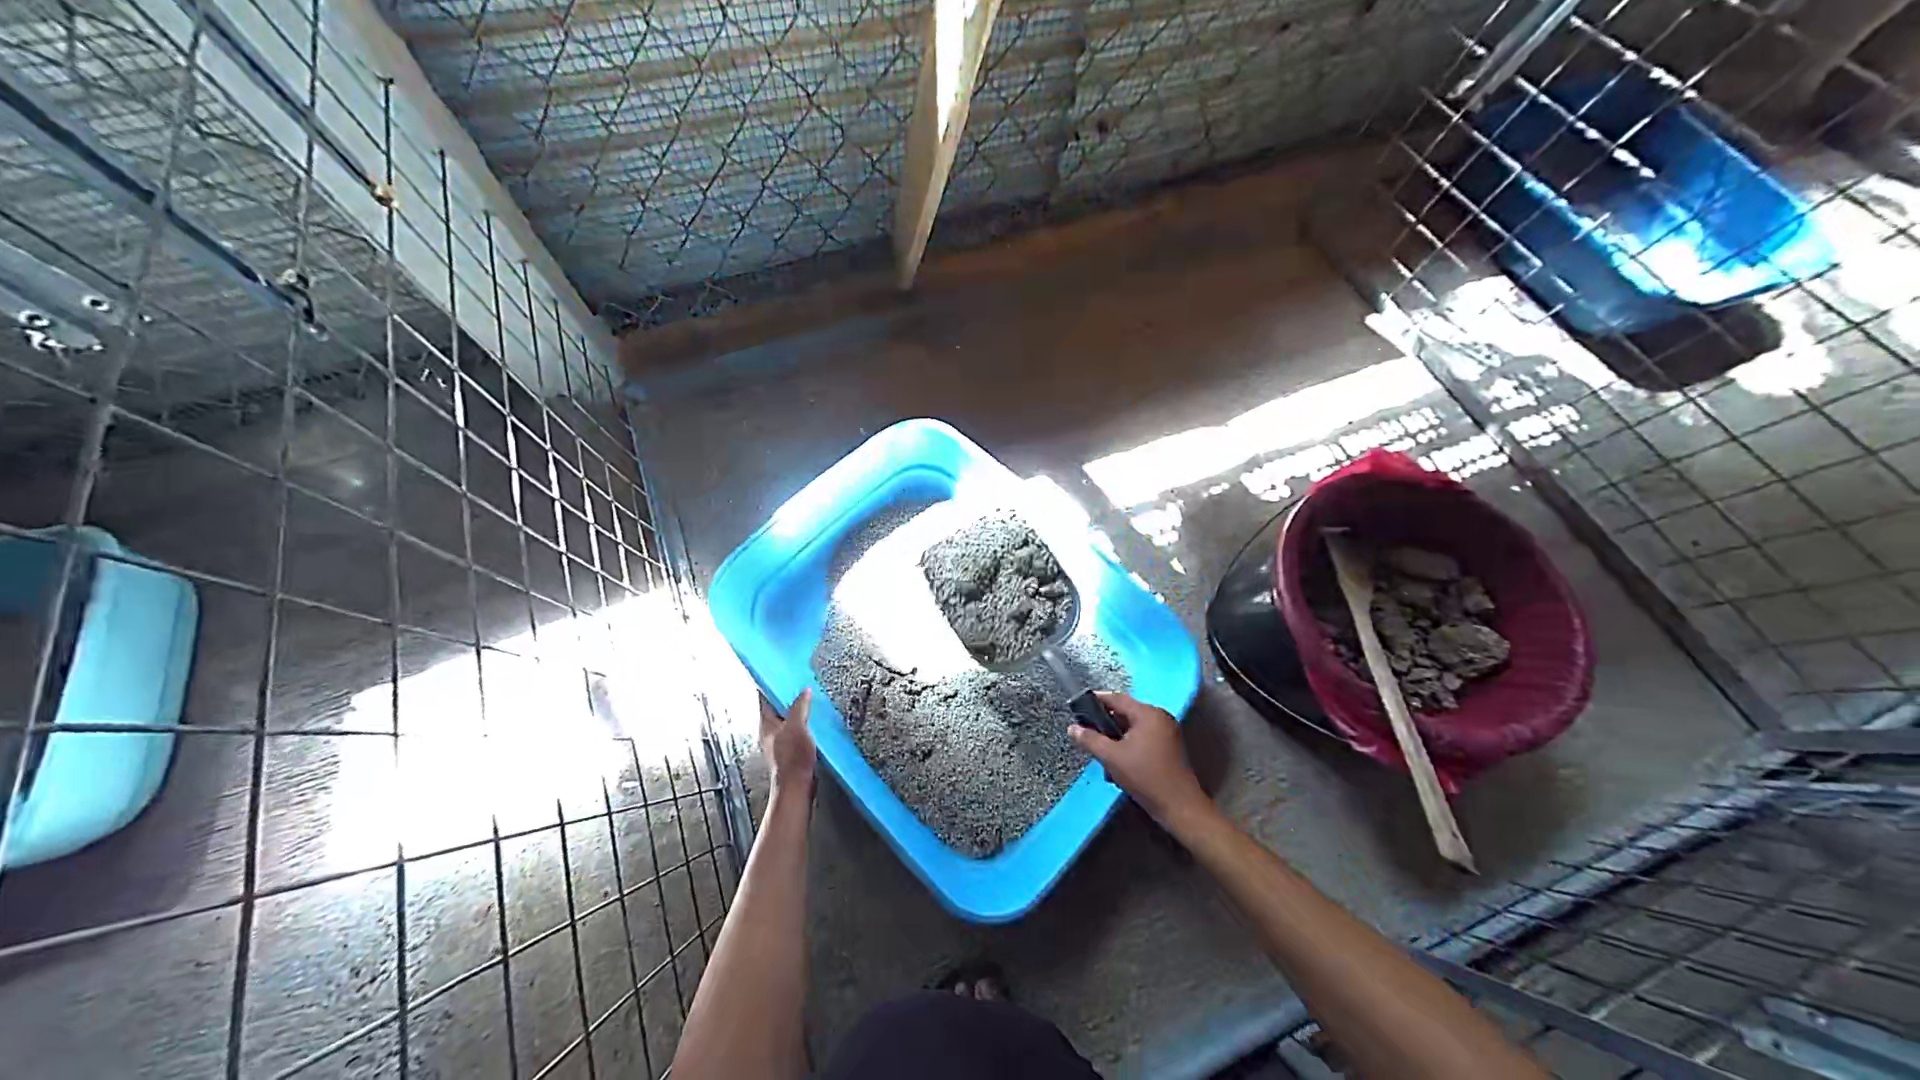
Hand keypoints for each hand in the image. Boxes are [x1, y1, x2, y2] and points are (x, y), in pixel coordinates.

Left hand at [760, 688, 815, 798]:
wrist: (797, 785)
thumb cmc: (792, 758)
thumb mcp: (797, 725)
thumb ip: (800, 707)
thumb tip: (805, 692)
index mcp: (766, 724)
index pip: (765, 698)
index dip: (772, 685)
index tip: (782, 675)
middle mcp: (770, 732)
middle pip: (777, 708)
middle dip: (788, 697)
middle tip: (800, 686)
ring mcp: (780, 741)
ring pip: (787, 720)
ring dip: (797, 711)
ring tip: (810, 701)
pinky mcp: (791, 750)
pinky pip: (796, 731)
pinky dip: (804, 724)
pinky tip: (814, 722)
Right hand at [1069, 692, 1209, 825]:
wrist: (1178, 807)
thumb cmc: (1145, 777)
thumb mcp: (1111, 757)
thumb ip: (1090, 740)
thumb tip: (1072, 728)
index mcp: (1148, 714)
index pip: (1117, 698)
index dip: (1096, 700)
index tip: (1078, 706)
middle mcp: (1160, 718)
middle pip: (1125, 713)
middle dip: (1106, 726)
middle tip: (1089, 736)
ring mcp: (1167, 733)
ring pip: (1133, 728)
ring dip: (1116, 740)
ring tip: (1103, 756)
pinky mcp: (1169, 748)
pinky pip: (1143, 739)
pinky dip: (1129, 747)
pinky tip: (1119, 765)